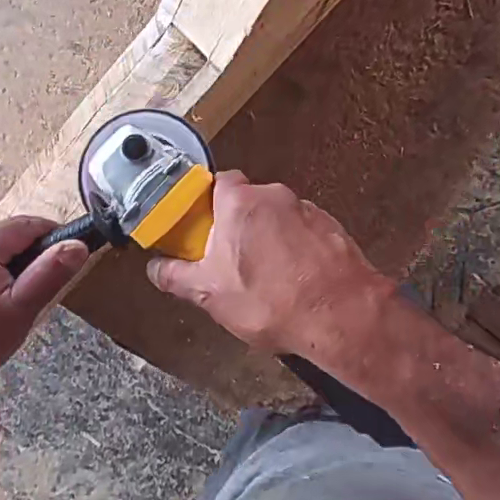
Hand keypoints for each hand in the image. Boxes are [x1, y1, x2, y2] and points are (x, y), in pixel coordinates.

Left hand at [0, 216, 90, 399]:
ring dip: (7, 268)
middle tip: (30, 292)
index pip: (23, 225)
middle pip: (5, 236)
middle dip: (26, 259)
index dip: (50, 236)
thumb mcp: (19, 311)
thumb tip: (76, 246)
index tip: (66, 255)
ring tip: (5, 302)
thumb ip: (49, 274)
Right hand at [146, 171, 391, 354]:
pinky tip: (291, 282)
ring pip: (275, 219)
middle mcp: (275, 197)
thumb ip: (176, 276)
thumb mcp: (209, 294)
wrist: (342, 317)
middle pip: (245, 203)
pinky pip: (302, 234)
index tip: (198, 227)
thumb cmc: (275, 301)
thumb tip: (158, 269)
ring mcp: (307, 211)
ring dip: (267, 240)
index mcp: (240, 203)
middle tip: (227, 261)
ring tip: (263, 279)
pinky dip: (294, 252)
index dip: (205, 204)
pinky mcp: (331, 230)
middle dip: (235, 228)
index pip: (216, 183)